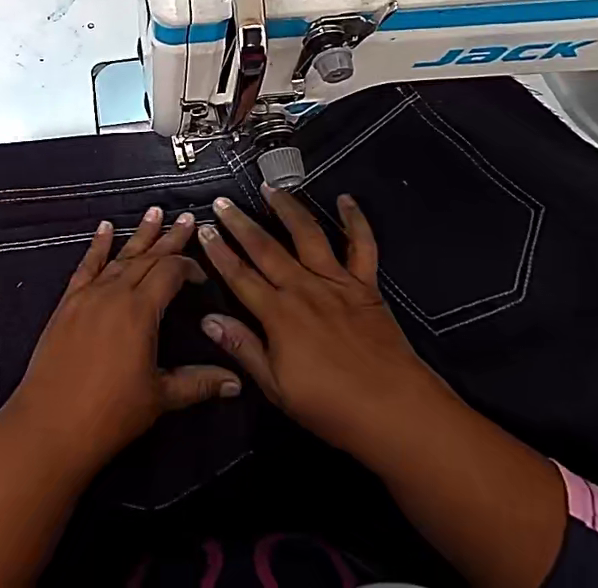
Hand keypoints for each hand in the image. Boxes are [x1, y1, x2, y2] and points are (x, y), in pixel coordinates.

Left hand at [0, 208, 243, 472]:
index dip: (189, 268)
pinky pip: (86, 266)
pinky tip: (105, 228)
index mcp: (140, 311)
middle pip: (148, 258)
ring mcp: (88, 296)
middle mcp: (115, 294)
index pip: (170, 273)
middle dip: (170, 238)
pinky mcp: (67, 304)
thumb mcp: (159, 397)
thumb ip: (198, 383)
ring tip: (155, 211)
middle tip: (188, 218)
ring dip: (140, 234)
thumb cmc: (109, 415)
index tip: (202, 273)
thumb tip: (236, 383)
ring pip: (120, 257)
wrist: (48, 427)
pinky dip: (98, 246)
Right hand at [196, 187, 456, 461]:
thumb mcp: (277, 388)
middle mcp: (304, 288)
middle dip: (240, 223)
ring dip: (287, 208)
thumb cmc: (331, 407)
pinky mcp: (365, 285)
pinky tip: (346, 200)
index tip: (203, 230)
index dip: (218, 252)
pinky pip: (361, 245)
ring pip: (307, 235)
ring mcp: (336, 282)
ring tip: (270, 188)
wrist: (394, 409)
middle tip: (223, 202)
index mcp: (279, 314)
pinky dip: (355, 220)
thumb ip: (243, 348)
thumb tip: (208, 319)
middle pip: (265, 248)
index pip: (239, 276)